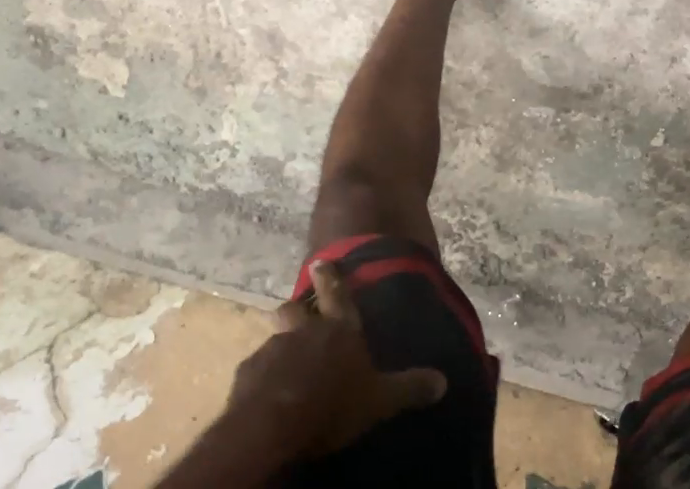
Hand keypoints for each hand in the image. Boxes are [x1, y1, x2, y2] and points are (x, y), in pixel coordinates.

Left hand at [225, 262, 449, 461]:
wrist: (272, 428)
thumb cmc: (333, 403)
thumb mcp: (381, 399)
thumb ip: (410, 387)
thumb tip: (443, 382)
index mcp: (339, 329)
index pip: (337, 294)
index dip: (330, 277)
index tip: (321, 262)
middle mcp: (304, 332)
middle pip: (293, 309)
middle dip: (296, 309)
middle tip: (298, 315)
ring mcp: (272, 351)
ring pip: (274, 340)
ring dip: (280, 348)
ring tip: (285, 368)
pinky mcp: (246, 377)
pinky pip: (256, 372)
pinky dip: (263, 379)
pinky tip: (268, 396)